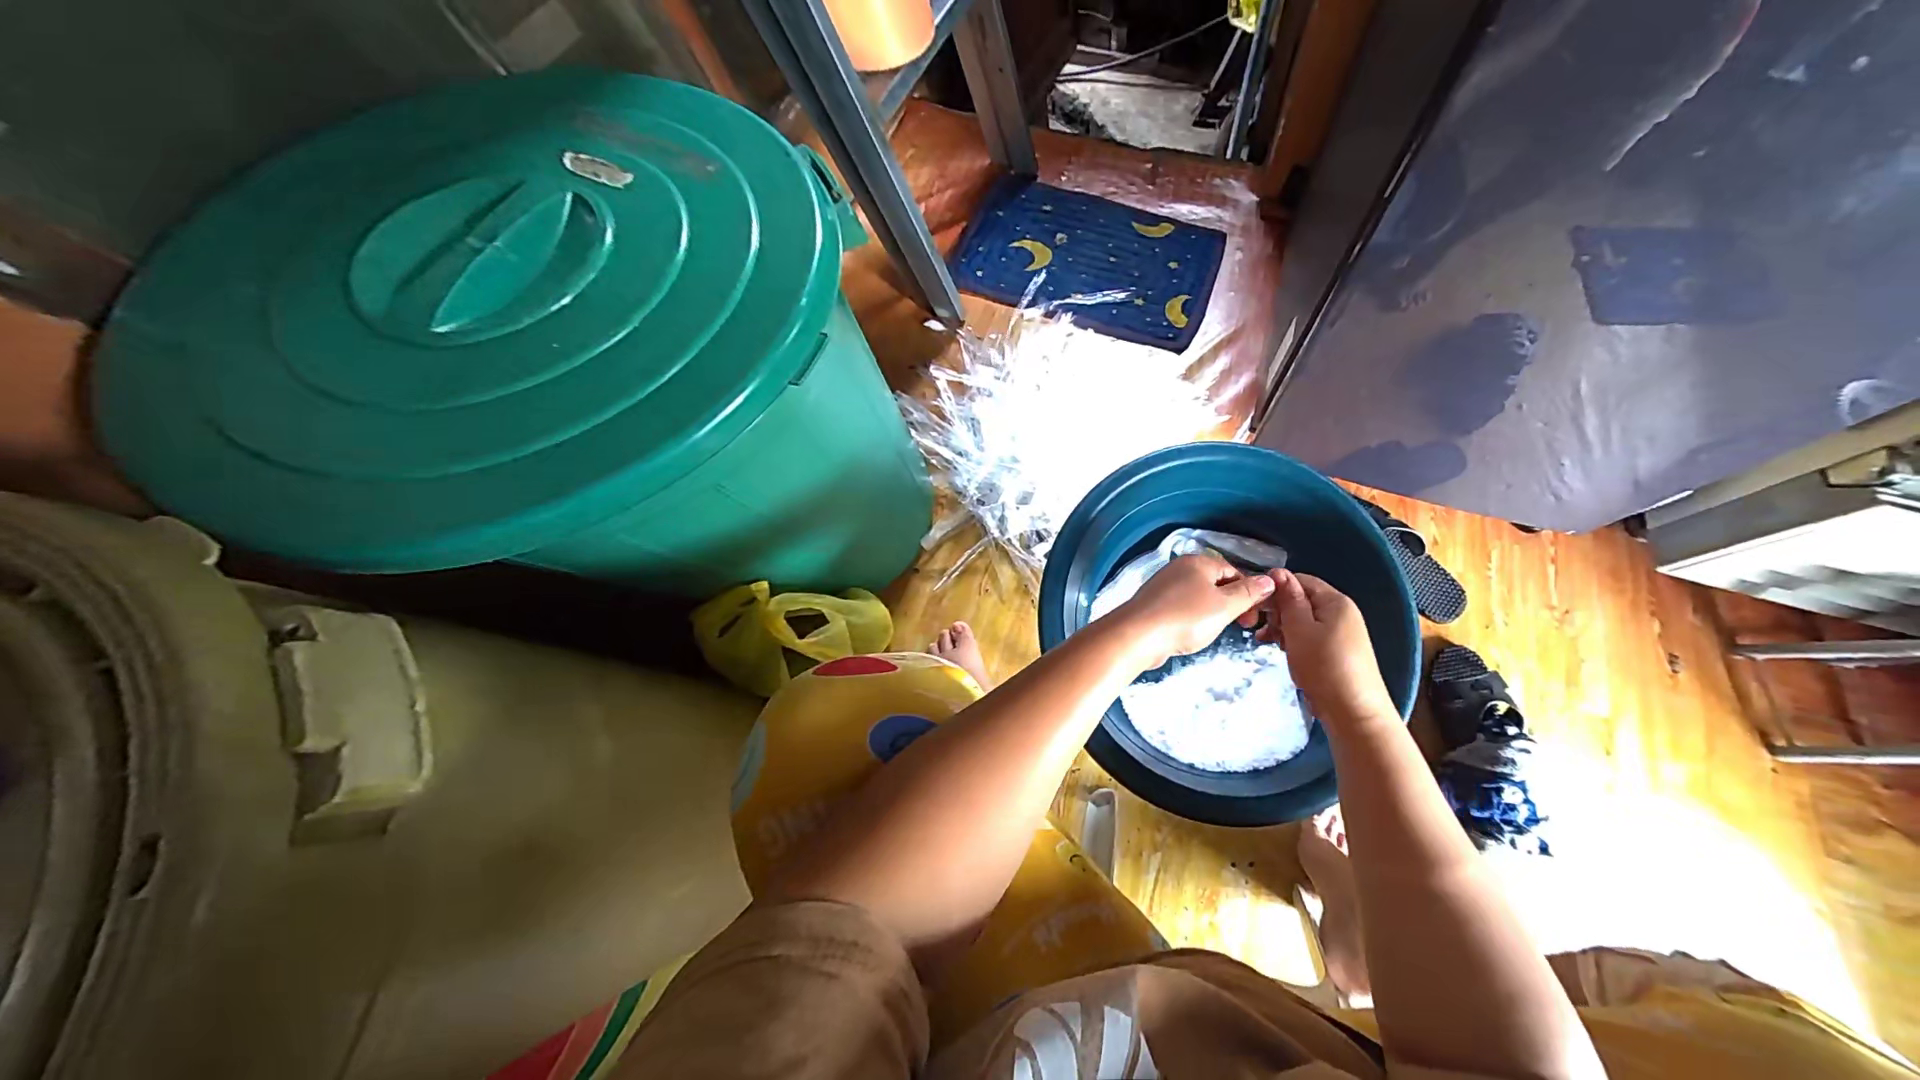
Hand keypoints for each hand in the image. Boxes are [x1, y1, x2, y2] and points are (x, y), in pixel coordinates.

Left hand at [1107, 553, 1277, 669]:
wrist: (1137, 635)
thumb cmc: (1185, 617)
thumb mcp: (1224, 606)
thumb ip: (1248, 594)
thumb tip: (1269, 580)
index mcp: (1198, 562)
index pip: (1233, 571)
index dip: (1249, 592)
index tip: (1254, 616)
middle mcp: (1180, 568)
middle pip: (1216, 583)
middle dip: (1232, 603)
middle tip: (1241, 626)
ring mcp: (1164, 585)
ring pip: (1199, 596)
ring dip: (1213, 612)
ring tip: (1216, 631)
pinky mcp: (1154, 603)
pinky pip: (1182, 607)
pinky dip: (1193, 618)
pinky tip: (1192, 633)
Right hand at [1257, 570, 1398, 724]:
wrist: (1353, 711)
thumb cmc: (1324, 665)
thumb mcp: (1299, 629)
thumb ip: (1289, 599)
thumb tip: (1278, 571)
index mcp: (1335, 601)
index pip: (1299, 580)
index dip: (1275, 588)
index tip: (1254, 605)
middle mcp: (1340, 612)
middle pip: (1300, 599)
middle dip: (1276, 609)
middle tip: (1258, 625)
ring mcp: (1339, 632)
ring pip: (1301, 619)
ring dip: (1280, 626)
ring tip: (1265, 640)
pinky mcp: (1334, 650)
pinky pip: (1307, 635)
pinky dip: (1291, 639)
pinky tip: (1279, 649)